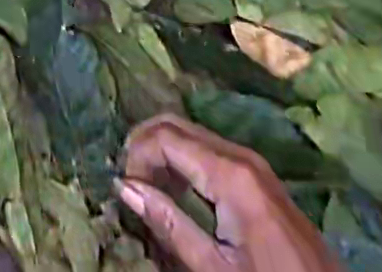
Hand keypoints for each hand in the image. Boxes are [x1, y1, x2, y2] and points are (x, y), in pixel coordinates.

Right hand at [118, 115, 339, 271]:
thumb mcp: (215, 269)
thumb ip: (169, 223)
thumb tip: (124, 185)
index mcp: (230, 172)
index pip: (166, 136)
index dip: (137, 155)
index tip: (124, 189)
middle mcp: (240, 155)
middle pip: (177, 125)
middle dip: (145, 146)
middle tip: (128, 184)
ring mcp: (252, 163)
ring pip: (191, 135)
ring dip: (162, 154)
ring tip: (146, 191)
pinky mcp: (258, 177)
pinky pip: (208, 152)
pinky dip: (183, 162)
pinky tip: (175, 194)